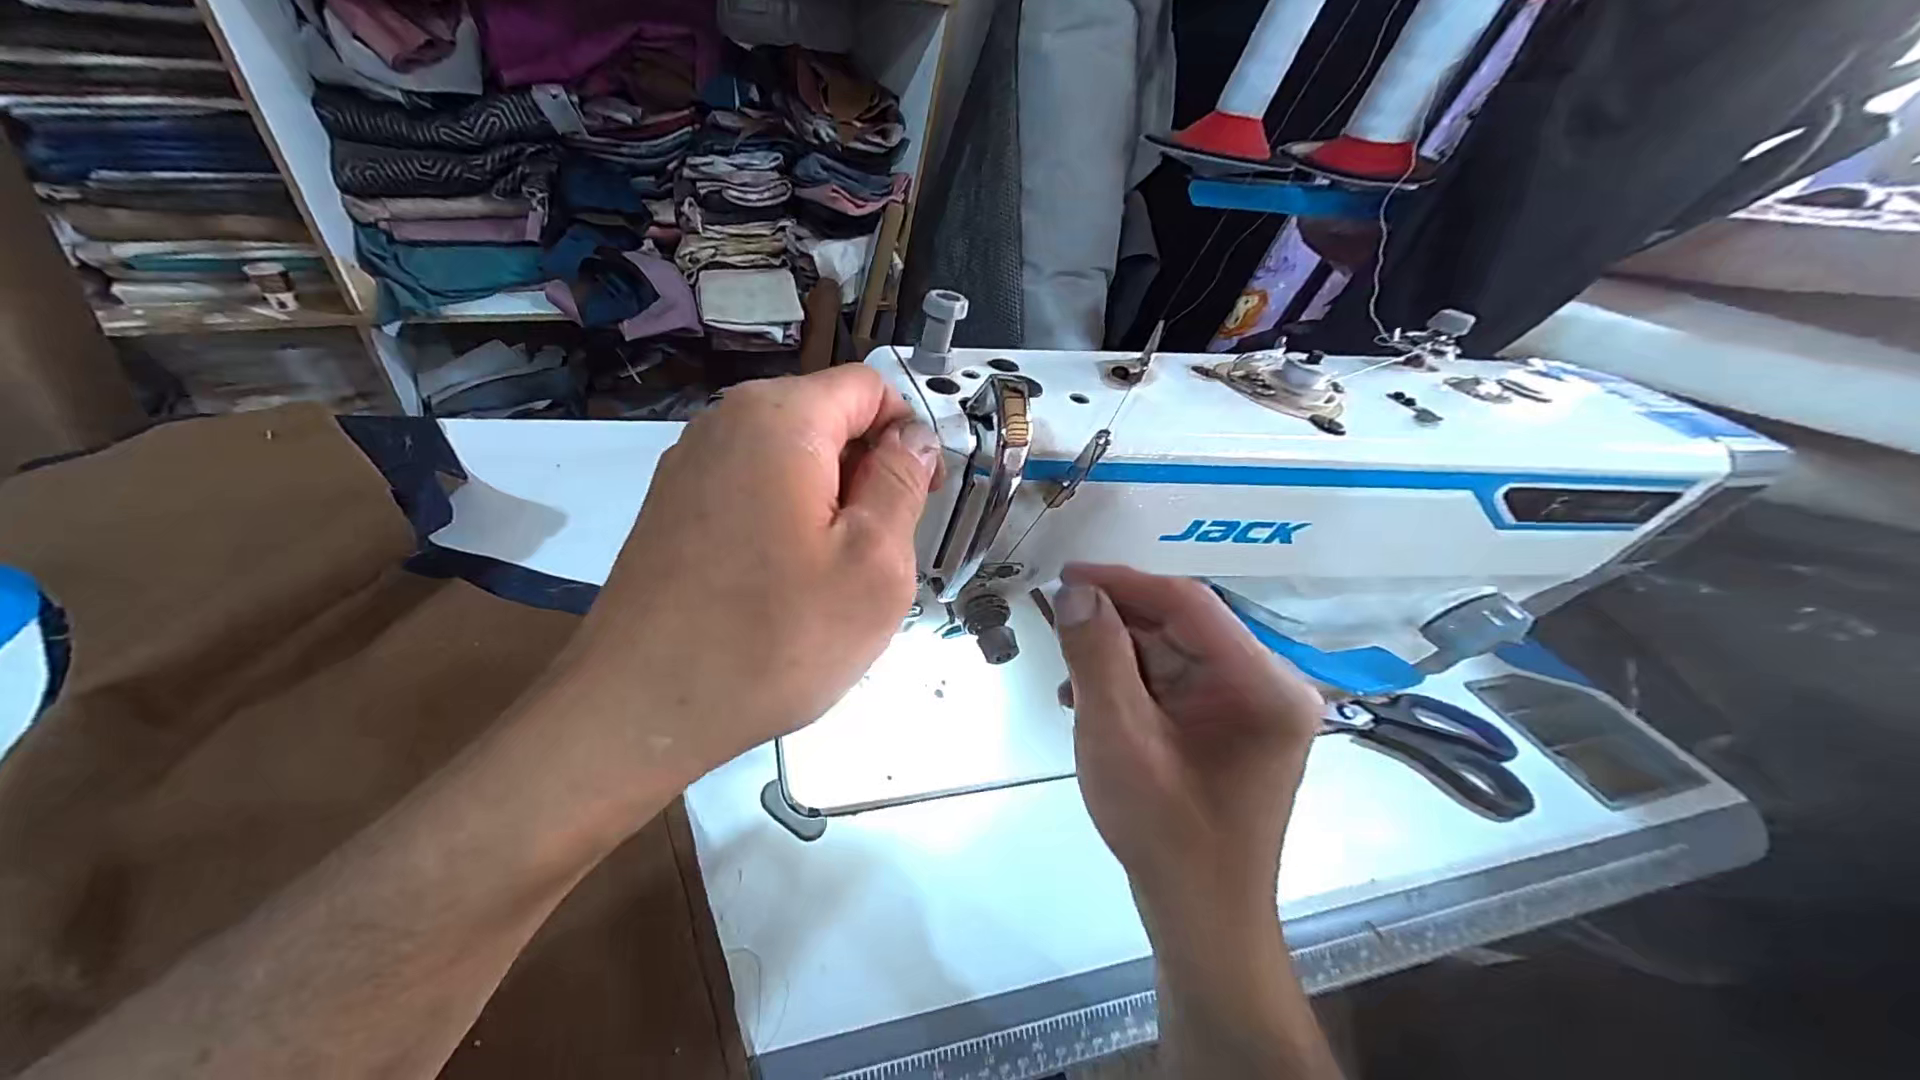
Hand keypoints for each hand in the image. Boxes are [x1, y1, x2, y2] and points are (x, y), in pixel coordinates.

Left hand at [557, 366, 940, 784]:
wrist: (640, 712)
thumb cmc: (773, 638)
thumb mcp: (874, 562)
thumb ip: (902, 483)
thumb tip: (911, 436)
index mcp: (779, 419)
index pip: (868, 388)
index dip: (908, 434)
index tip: (919, 498)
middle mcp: (724, 424)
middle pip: (826, 421)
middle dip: (865, 474)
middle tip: (874, 554)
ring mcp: (689, 466)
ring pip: (790, 461)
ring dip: (827, 505)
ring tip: (827, 577)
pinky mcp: (671, 508)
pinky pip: (751, 491)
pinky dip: (784, 522)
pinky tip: (781, 586)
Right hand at [1052, 565, 1324, 923]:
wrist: (1201, 914)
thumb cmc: (1164, 832)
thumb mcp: (1117, 738)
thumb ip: (1096, 657)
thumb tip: (1077, 592)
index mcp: (1263, 685)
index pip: (1190, 603)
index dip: (1124, 581)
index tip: (1068, 573)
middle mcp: (1271, 685)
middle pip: (1183, 625)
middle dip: (1117, 622)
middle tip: (1060, 618)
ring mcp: (1256, 704)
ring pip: (1175, 650)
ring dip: (1119, 654)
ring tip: (1069, 674)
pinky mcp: (1236, 722)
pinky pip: (1179, 679)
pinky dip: (1133, 681)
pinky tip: (1092, 699)